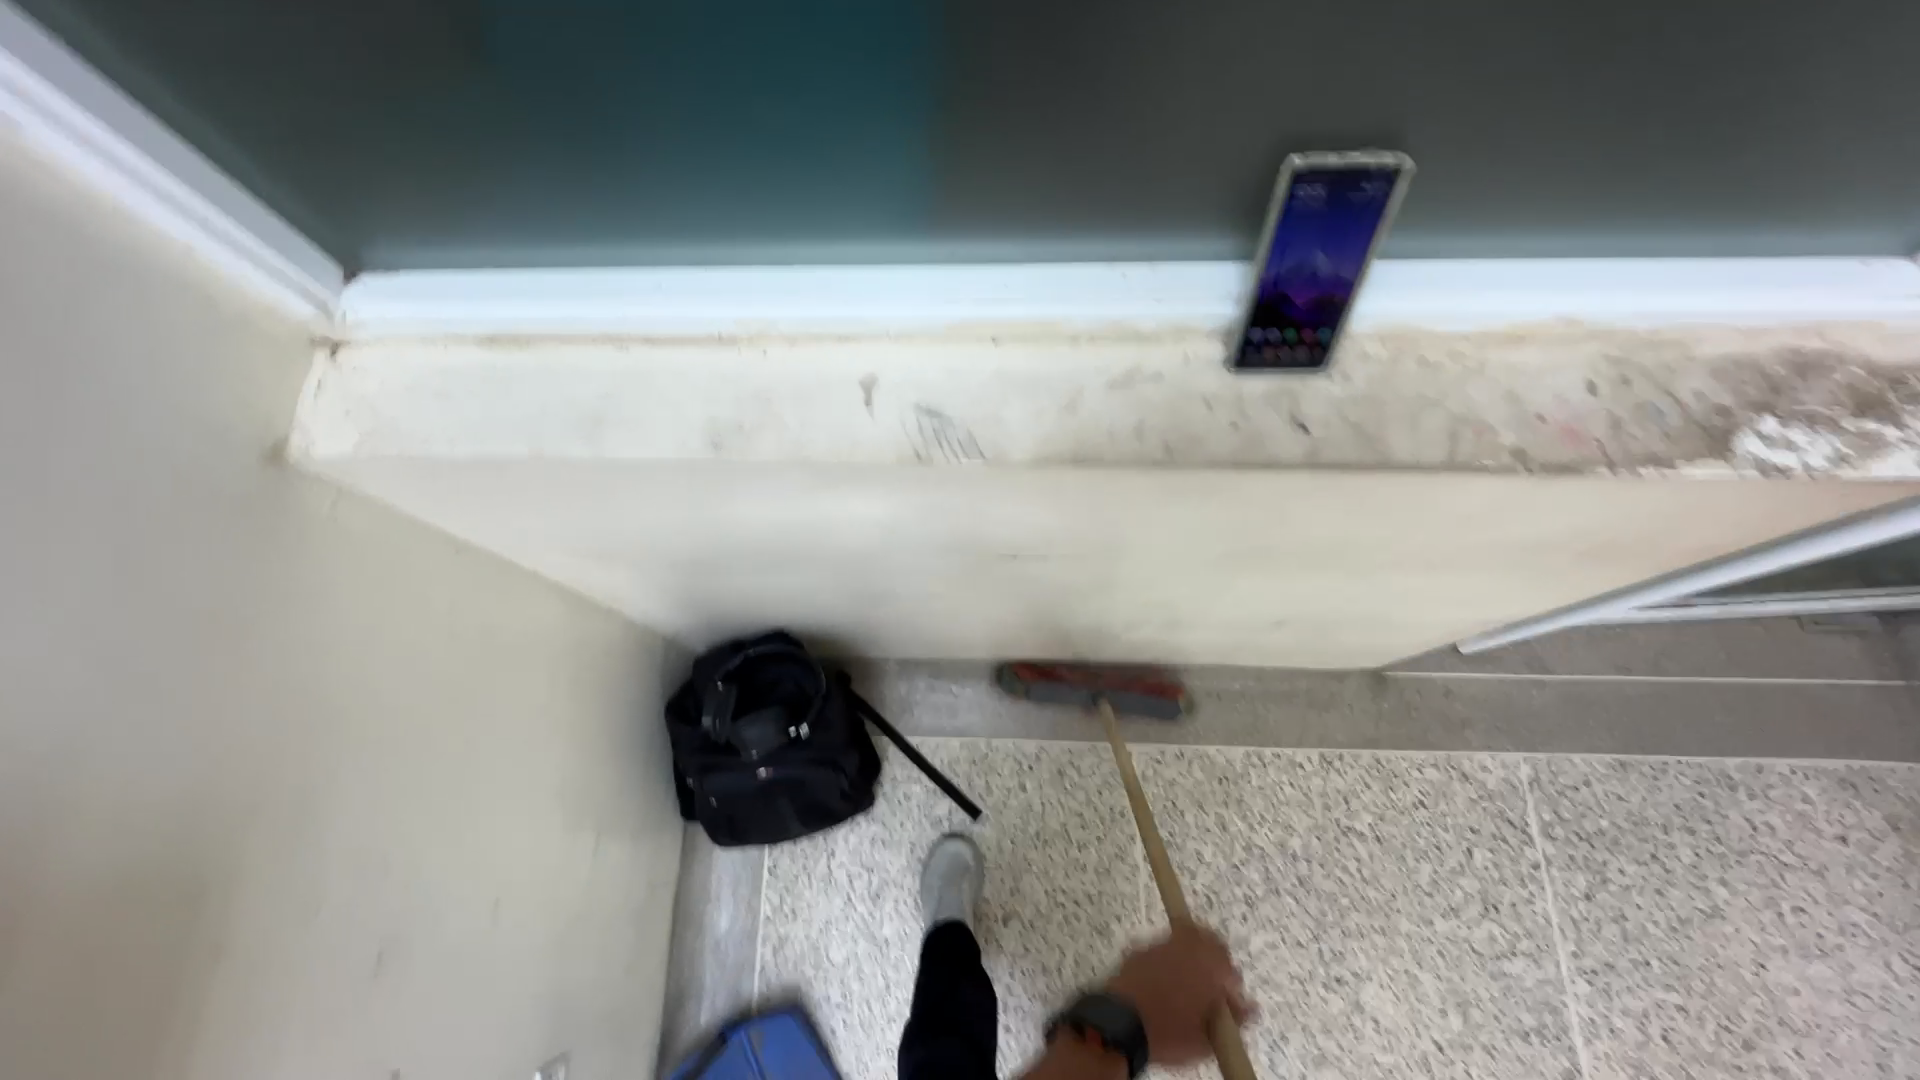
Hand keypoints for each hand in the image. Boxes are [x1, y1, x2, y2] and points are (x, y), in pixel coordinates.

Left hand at [1103, 920, 1254, 1066]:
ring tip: (1186, 984)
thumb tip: (1251, 1008)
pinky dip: (1166, 959)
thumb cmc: (1169, 1031)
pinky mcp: (1137, 950)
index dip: (1231, 982)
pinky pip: (1160, 948)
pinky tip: (1163, 982)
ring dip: (1189, 954)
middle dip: (1213, 956)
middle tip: (1211, 984)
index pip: (1228, 961)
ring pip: (1181, 938)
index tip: (1228, 1000)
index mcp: (1206, 963)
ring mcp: (1158, 944)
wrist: (1120, 1023)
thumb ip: (1233, 1019)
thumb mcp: (1208, 1037)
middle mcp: (1183, 945)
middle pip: (1205, 936)